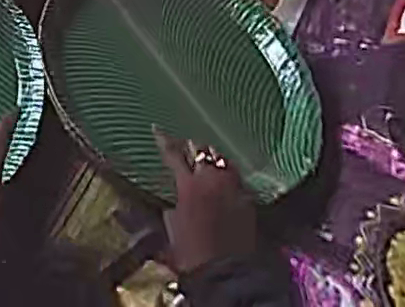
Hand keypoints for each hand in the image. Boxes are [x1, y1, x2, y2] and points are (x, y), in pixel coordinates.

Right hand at [155, 129, 256, 273]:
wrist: (225, 274)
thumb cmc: (192, 254)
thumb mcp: (173, 228)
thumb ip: (172, 207)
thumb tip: (174, 202)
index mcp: (188, 184)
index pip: (173, 154)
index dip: (164, 141)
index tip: (157, 130)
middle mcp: (211, 177)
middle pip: (201, 150)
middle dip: (192, 148)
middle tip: (187, 150)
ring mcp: (232, 185)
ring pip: (221, 159)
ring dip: (212, 159)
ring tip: (208, 163)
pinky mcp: (247, 197)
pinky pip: (236, 177)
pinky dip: (228, 176)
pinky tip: (226, 183)